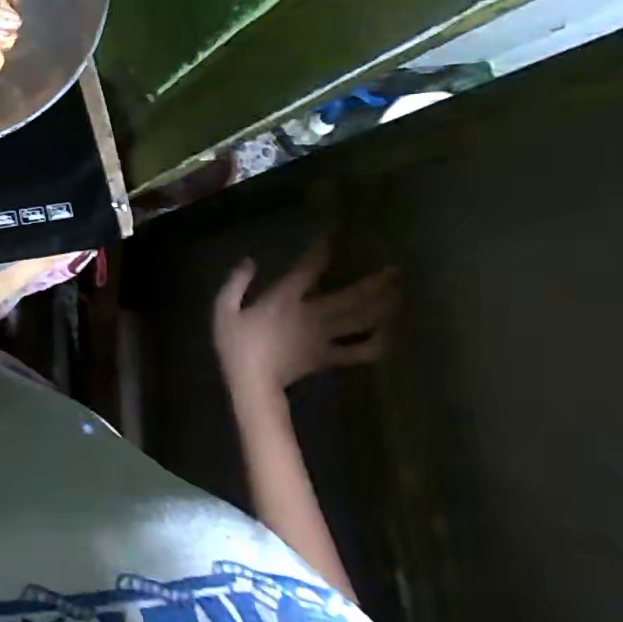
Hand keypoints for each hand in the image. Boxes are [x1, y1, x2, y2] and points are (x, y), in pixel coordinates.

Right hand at [212, 238, 398, 400]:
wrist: (251, 383)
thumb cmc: (235, 345)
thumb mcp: (223, 310)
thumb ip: (235, 283)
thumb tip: (249, 262)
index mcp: (284, 300)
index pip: (308, 270)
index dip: (321, 252)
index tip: (331, 238)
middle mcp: (312, 315)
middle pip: (352, 296)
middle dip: (376, 282)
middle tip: (395, 270)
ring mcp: (325, 337)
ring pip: (364, 320)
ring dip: (385, 307)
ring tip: (399, 294)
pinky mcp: (331, 357)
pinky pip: (362, 351)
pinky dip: (379, 342)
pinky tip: (389, 334)